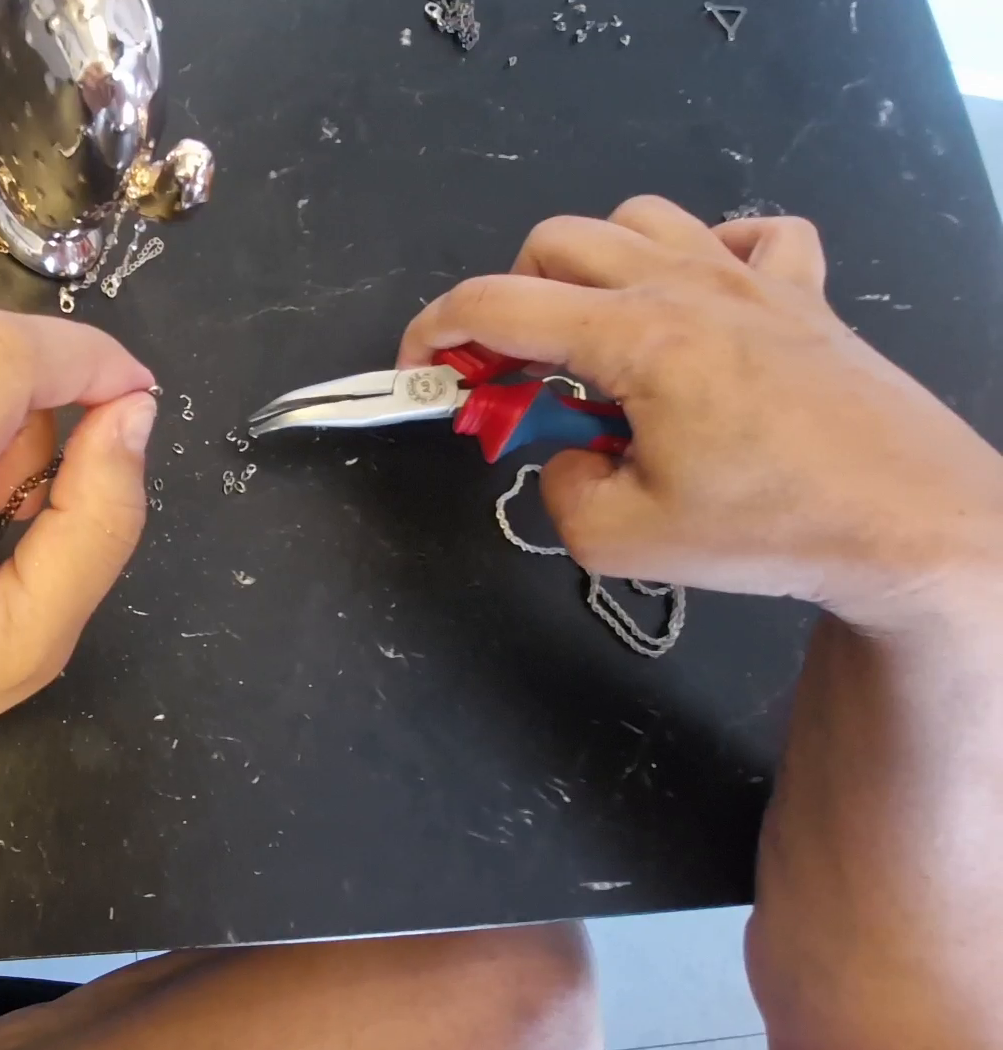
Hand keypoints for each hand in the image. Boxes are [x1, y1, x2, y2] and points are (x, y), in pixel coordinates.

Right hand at [400, 195, 1002, 628]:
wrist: (923, 530)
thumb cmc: (766, 532)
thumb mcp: (612, 538)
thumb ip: (556, 483)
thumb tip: (569, 451)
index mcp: (635, 338)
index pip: (492, 303)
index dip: (431, 333)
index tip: (418, 375)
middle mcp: (686, 287)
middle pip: (553, 243)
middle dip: (503, 302)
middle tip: (508, 373)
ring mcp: (752, 279)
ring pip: (635, 219)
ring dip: (586, 270)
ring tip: (588, 336)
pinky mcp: (804, 293)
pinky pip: (746, 233)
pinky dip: (700, 256)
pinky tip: (694, 307)